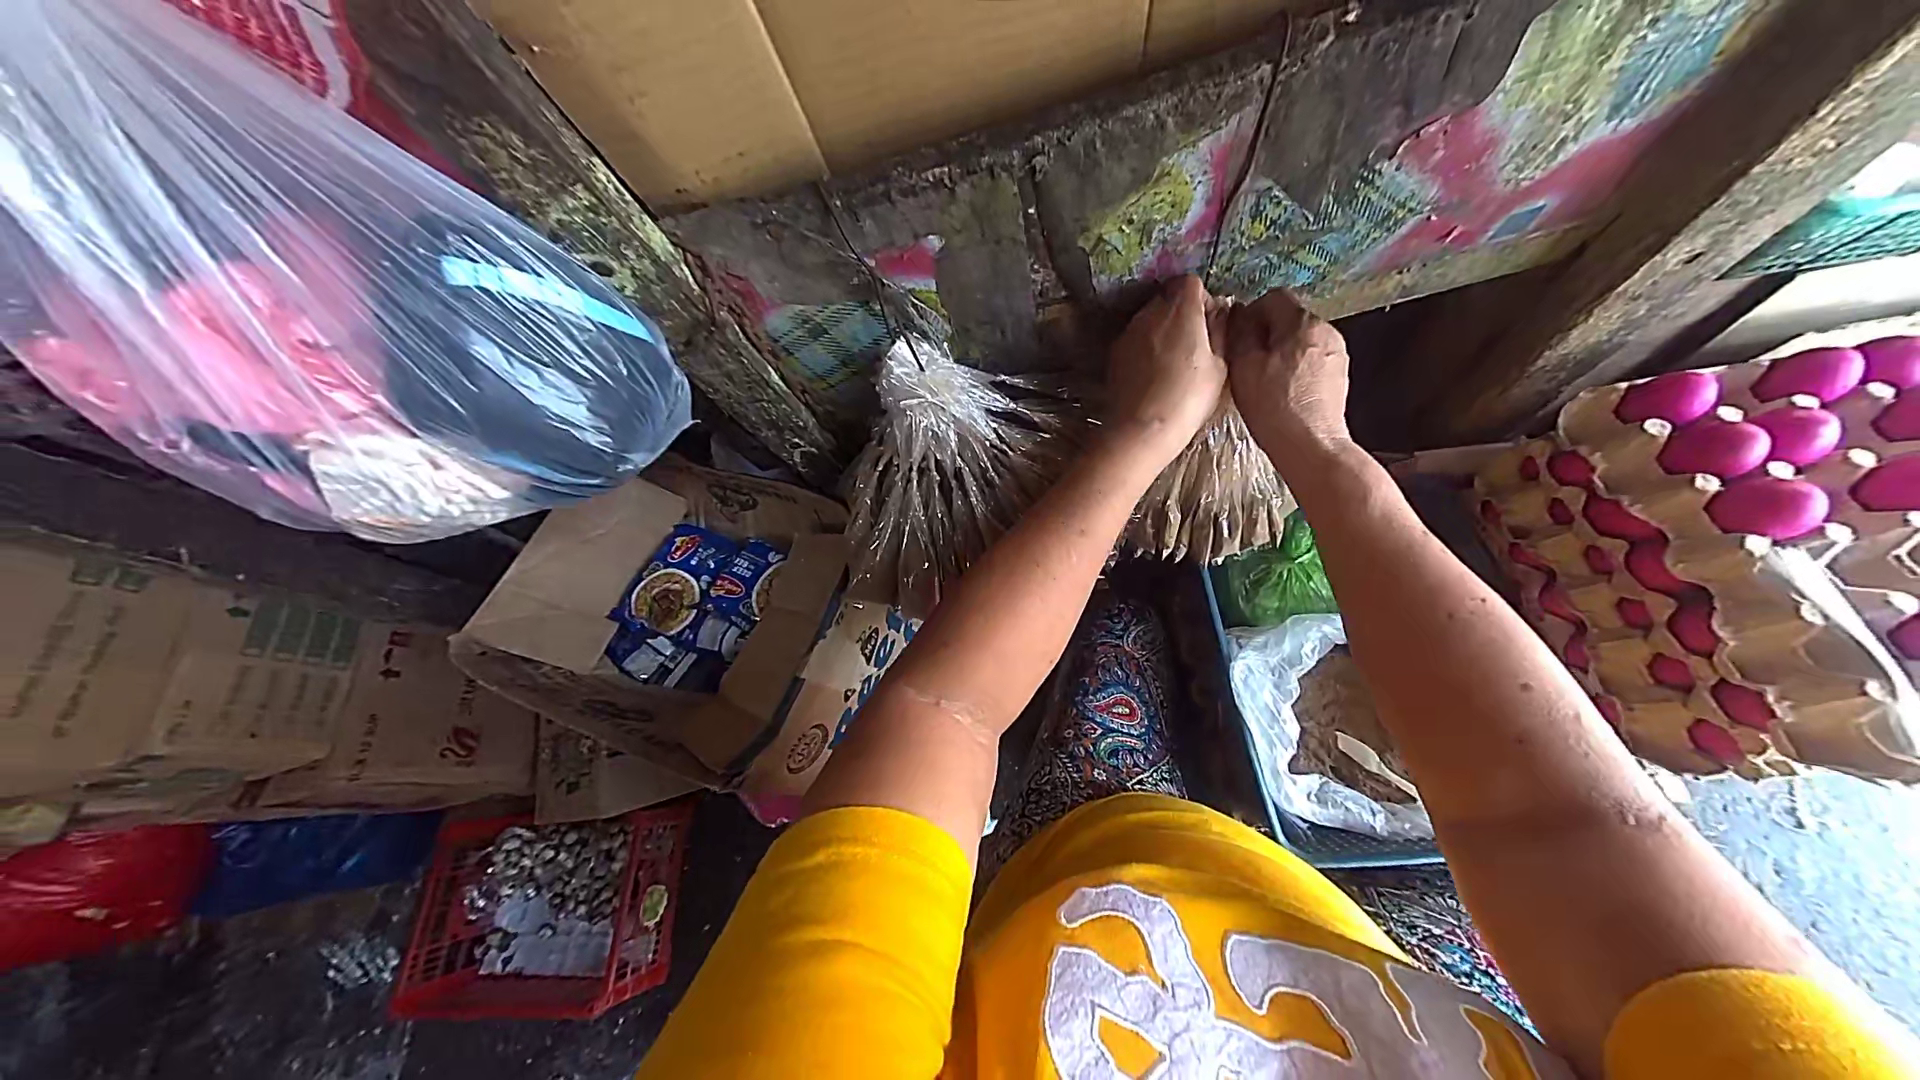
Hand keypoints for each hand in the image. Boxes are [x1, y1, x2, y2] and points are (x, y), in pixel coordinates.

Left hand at [1104, 275, 1227, 466]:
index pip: (1190, 283)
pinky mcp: (1114, 354)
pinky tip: (1154, 375)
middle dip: (1182, 314)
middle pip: (1167, 298)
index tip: (1210, 324)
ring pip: (1149, 319)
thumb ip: (1222, 333)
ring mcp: (1128, 333)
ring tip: (1174, 363)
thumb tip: (1221, 314)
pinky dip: (1145, 349)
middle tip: (1194, 344)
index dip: (1202, 300)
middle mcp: (1149, 313)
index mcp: (1180, 309)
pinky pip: (1135, 340)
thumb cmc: (1187, 398)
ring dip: (1162, 331)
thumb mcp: (1220, 366)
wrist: (1140, 429)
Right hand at [1224, 288, 1351, 466]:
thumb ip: (1241, 333)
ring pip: (1299, 339)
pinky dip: (1294, 368)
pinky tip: (1283, 392)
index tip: (1238, 339)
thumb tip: (1240, 314)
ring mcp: (1336, 352)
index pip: (1273, 297)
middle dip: (1266, 334)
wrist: (1312, 445)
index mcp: (1303, 323)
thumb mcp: (1244, 367)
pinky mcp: (1339, 374)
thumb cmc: (1274, 407)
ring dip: (1280, 352)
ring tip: (1264, 380)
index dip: (1250, 314)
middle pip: (1289, 318)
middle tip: (1247, 363)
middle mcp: (1326, 330)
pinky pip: (1310, 358)